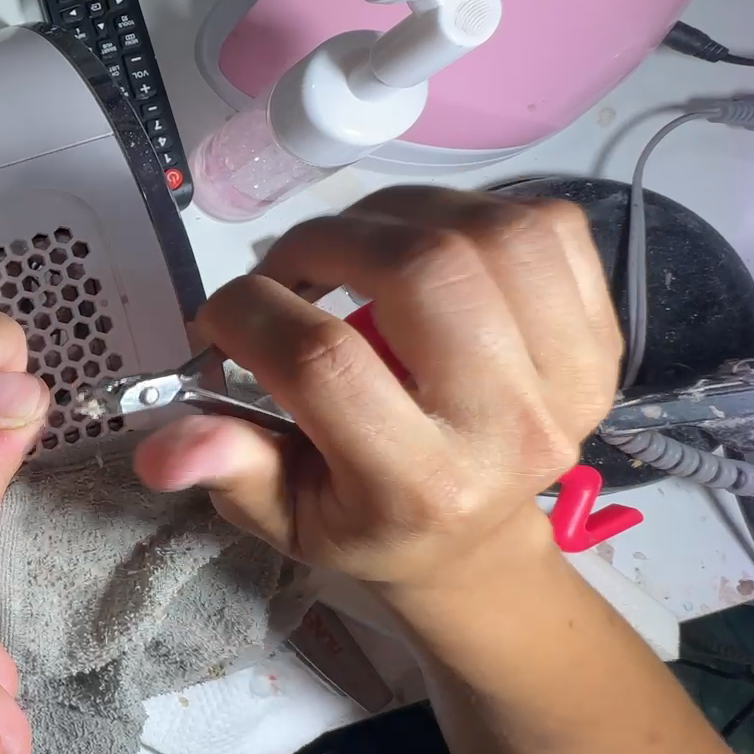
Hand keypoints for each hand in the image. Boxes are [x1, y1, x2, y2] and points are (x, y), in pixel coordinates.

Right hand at [132, 188, 620, 589]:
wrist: (473, 539)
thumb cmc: (355, 525)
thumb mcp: (275, 514)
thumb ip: (224, 470)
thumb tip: (153, 449)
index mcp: (415, 484)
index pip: (322, 362)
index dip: (246, 315)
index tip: (216, 321)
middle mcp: (507, 425)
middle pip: (420, 272)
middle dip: (318, 245)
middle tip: (278, 273)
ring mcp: (569, 374)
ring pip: (485, 234)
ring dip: (386, 218)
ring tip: (338, 250)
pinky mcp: (600, 335)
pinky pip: (542, 227)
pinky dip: (460, 214)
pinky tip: (409, 245)